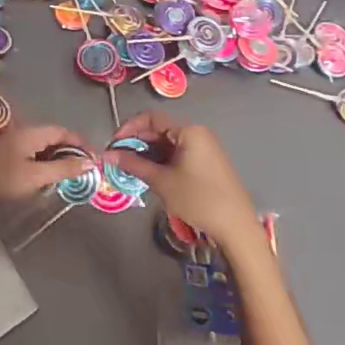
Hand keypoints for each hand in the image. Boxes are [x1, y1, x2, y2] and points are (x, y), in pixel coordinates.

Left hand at [0, 122, 95, 202]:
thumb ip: (63, 168)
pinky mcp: (6, 152)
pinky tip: (47, 173)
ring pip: (42, 144)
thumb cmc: (3, 180)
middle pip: (53, 136)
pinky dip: (44, 159)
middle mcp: (22, 132)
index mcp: (31, 133)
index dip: (80, 143)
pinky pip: (32, 151)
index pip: (62, 131)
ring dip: (56, 155)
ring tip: (68, 172)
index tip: (93, 158)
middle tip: (82, 167)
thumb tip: (89, 162)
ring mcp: (12, 141)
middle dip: (70, 150)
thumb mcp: (36, 177)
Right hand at [105, 111, 261, 245]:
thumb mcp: (162, 181)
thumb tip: (109, 154)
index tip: (113, 145)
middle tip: (117, 159)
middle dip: (136, 142)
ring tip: (130, 169)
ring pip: (168, 143)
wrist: (236, 225)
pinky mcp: (207, 163)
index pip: (151, 118)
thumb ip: (133, 164)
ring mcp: (204, 148)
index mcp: (190, 131)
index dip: (128, 128)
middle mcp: (198, 134)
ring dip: (147, 153)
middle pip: (160, 129)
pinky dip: (161, 161)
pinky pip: (178, 154)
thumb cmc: (198, 199)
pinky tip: (149, 174)